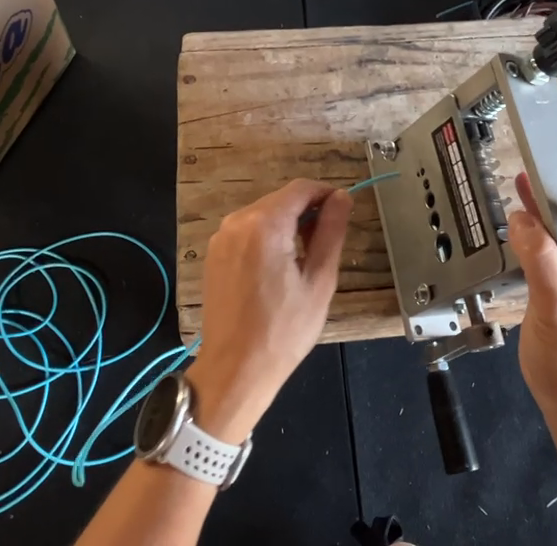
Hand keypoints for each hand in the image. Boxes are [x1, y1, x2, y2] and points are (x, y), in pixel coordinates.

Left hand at [186, 179, 352, 440]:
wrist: (236, 368)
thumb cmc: (284, 328)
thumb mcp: (319, 280)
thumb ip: (331, 231)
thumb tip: (341, 197)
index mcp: (265, 224)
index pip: (301, 188)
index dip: (325, 195)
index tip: (342, 213)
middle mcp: (238, 221)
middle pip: (280, 200)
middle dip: (306, 213)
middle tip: (325, 246)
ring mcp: (221, 238)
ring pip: (263, 215)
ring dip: (286, 227)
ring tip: (302, 262)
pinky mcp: (214, 255)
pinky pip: (246, 233)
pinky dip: (266, 239)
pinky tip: (276, 271)